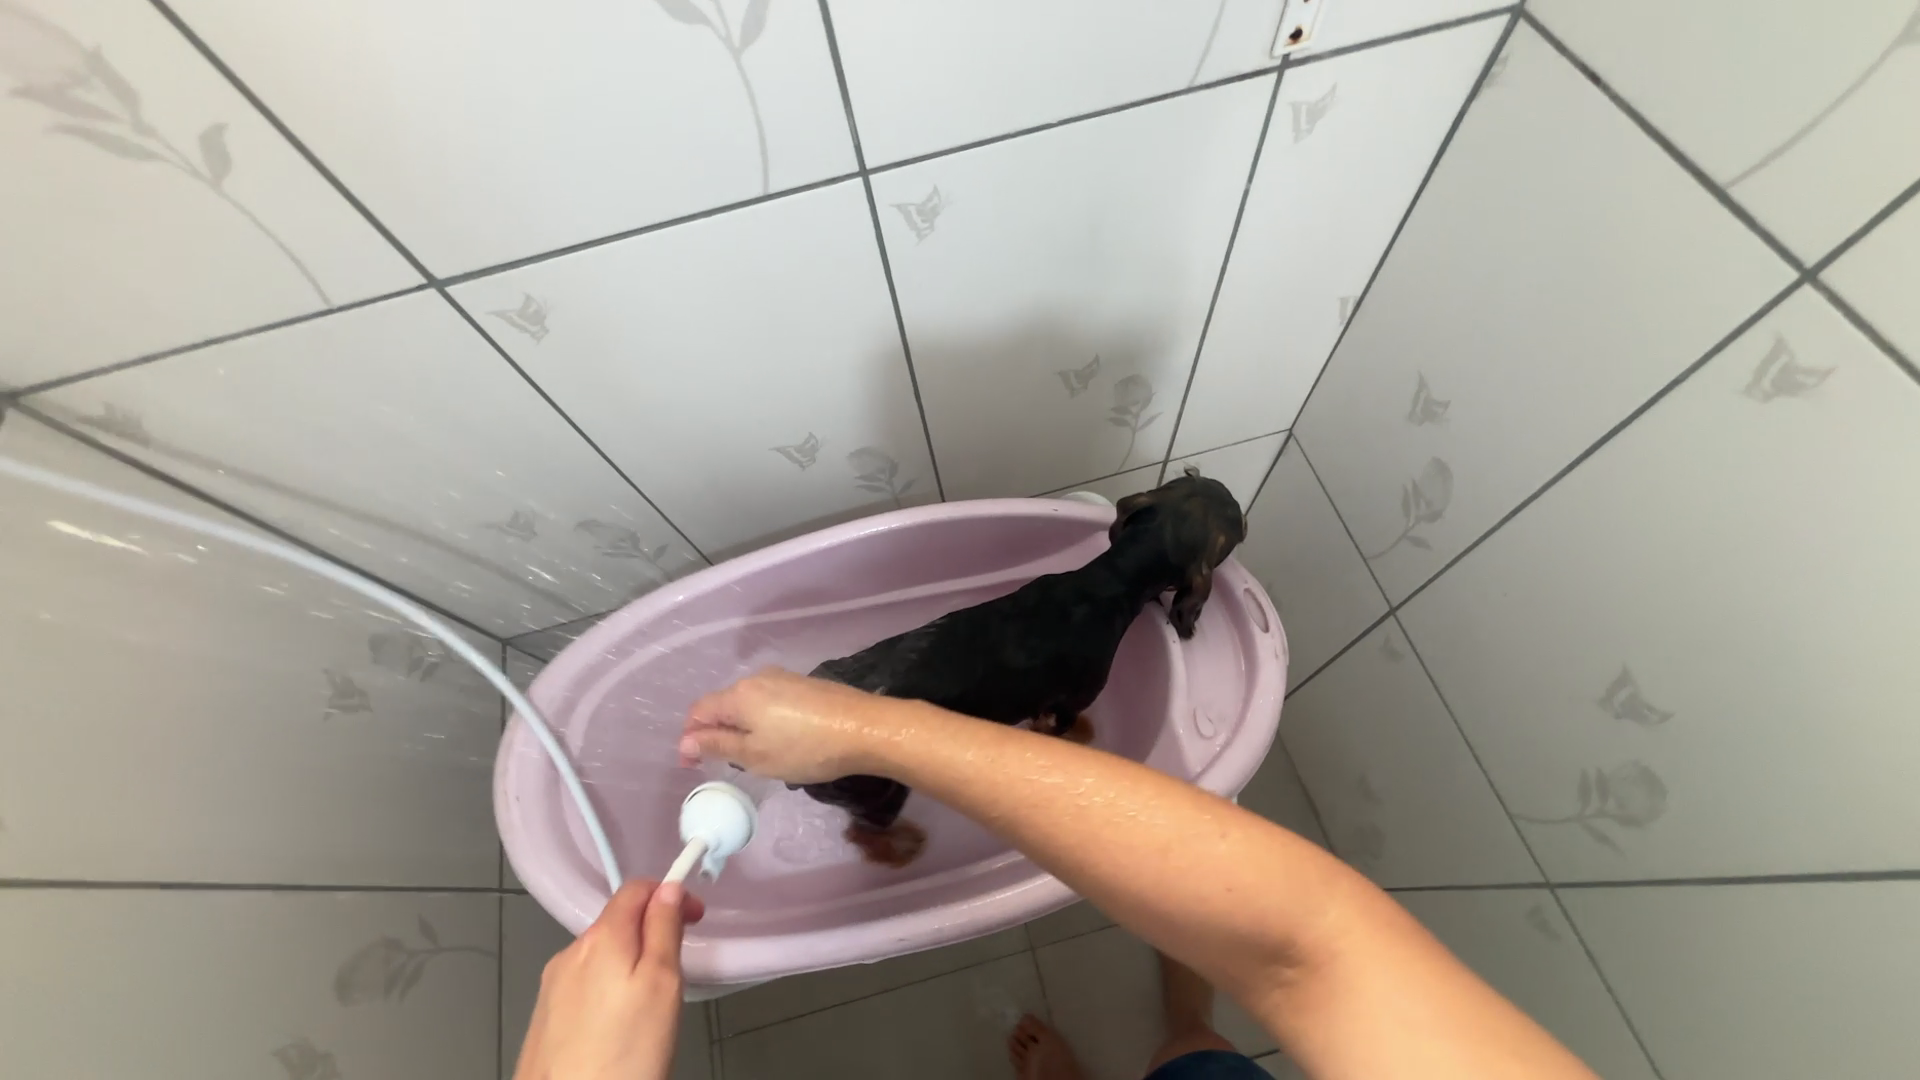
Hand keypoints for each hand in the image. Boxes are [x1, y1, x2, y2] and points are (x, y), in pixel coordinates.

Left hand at [511, 880, 706, 1079]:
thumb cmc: (627, 1053)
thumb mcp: (662, 984)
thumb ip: (664, 928)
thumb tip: (667, 888)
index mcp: (601, 938)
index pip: (637, 888)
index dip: (671, 893)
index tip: (695, 921)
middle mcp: (570, 954)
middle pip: (618, 921)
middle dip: (652, 930)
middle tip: (678, 970)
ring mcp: (551, 989)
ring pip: (601, 955)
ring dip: (630, 961)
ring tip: (650, 1006)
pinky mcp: (542, 1022)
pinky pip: (584, 986)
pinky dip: (608, 990)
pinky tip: (617, 1029)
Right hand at [681, 668, 895, 782]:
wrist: (864, 728)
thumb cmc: (805, 748)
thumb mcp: (754, 755)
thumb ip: (717, 745)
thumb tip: (686, 742)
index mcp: (739, 694)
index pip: (698, 711)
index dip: (690, 738)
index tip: (694, 767)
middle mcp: (758, 677)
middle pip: (724, 705)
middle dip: (718, 733)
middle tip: (729, 765)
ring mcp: (785, 678)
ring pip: (749, 704)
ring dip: (743, 728)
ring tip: (759, 757)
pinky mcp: (805, 684)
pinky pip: (771, 702)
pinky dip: (766, 721)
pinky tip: (784, 741)